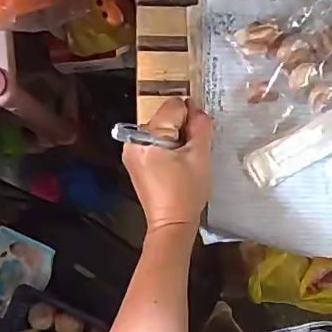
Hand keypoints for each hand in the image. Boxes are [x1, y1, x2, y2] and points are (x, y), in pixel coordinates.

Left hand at [124, 99, 213, 232]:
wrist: (172, 224)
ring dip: (174, 138)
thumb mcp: (200, 156)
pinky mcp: (134, 162)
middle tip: (193, 151)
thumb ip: (201, 126)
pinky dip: (166, 148)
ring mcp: (131, 152)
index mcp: (147, 137)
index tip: (201, 133)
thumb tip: (197, 108)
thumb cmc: (187, 193)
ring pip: (159, 130)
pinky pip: (153, 143)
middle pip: (164, 118)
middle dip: (181, 128)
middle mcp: (133, 140)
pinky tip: (175, 165)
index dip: (191, 115)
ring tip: (184, 160)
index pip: (173, 107)